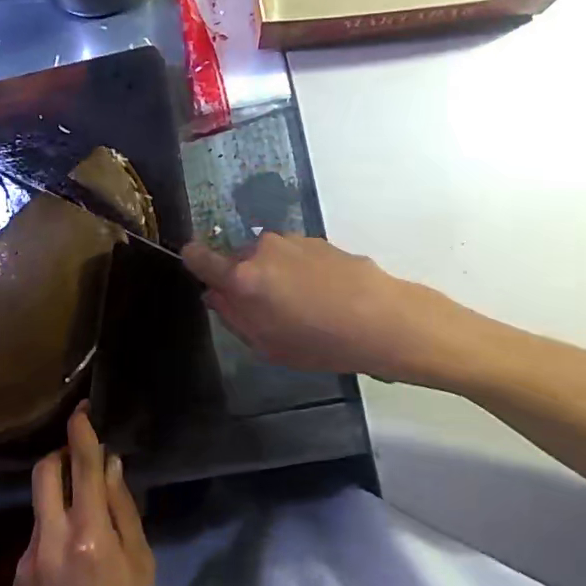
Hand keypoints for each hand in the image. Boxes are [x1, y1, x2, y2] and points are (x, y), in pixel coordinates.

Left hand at [10, 404, 153, 585]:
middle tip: (80, 459)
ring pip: (39, 500)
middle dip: (61, 454)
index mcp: (90, 539)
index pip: (82, 468)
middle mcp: (52, 538)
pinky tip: (70, 555)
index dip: (81, 433)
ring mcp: (27, 552)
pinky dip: (53, 526)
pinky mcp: (15, 567)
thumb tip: (112, 465)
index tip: (81, 408)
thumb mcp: (141, 572)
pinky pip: (36, 530)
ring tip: (83, 513)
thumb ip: (124, 513)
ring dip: (59, 492)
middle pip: (45, 470)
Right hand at [182, 233, 481, 385]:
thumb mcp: (267, 344)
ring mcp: (293, 242)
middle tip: (265, 310)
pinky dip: (299, 273)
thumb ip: (232, 316)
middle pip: (235, 259)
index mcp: (242, 277)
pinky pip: (294, 256)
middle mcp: (261, 249)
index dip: (193, 263)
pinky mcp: (321, 241)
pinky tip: (326, 298)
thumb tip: (214, 295)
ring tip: (302, 307)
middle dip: (242, 279)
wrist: (393, 323)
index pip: (197, 256)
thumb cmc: (322, 342)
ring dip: (273, 276)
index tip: (203, 277)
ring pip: (267, 257)